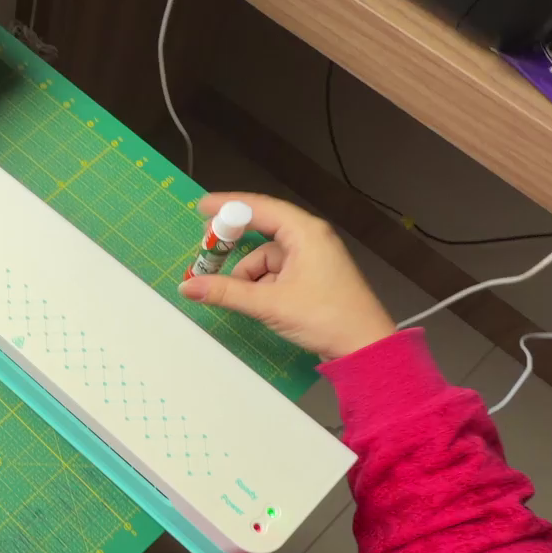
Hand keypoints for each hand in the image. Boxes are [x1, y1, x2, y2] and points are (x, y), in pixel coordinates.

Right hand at [177, 193, 394, 359]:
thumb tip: (188, 287)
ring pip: (264, 259)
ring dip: (246, 276)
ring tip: (238, 298)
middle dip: (234, 245)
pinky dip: (258, 285)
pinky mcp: (309, 278)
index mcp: (305, 233)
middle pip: (261, 232)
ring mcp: (310, 259)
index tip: (202, 208)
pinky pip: (273, 273)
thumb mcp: (269, 304)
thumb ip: (226, 293)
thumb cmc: (326, 317)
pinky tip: (255, 302)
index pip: (261, 208)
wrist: (363, 346)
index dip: (229, 206)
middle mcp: (309, 239)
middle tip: (209, 256)